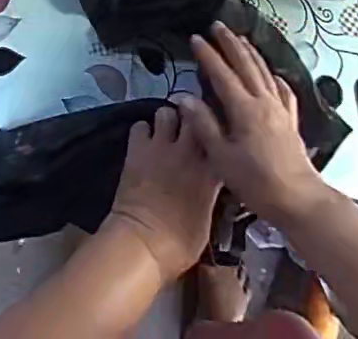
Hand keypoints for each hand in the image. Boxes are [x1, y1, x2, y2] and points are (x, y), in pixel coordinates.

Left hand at [105, 104, 221, 280]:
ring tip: (164, 132)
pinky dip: (142, 132)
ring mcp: (161, 146)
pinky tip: (143, 142)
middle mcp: (189, 151)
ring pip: (166, 112)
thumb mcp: (206, 221)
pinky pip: (140, 126)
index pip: (220, 136)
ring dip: (166, 121)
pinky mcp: (137, 148)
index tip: (215, 132)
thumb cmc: (179, 244)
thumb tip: (209, 185)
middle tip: (189, 125)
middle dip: (192, 116)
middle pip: (195, 114)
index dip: (217, 131)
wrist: (142, 244)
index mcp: (211, 171)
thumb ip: (209, 194)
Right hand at [173, 22, 332, 223]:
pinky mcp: (291, 120)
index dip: (207, 54)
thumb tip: (184, 98)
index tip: (195, 38)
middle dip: (230, 43)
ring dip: (250, 52)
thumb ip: (204, 125)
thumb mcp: (223, 158)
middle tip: (218, 26)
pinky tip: (273, 74)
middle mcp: (263, 101)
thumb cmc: (258, 183)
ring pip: (264, 71)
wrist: (300, 200)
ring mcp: (280, 109)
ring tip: (240, 38)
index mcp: (244, 109)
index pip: (221, 73)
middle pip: (245, 64)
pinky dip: (274, 76)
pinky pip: (282, 90)